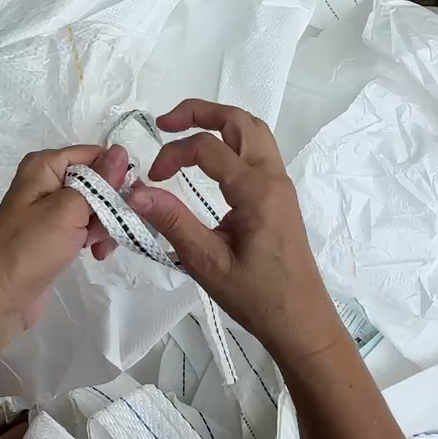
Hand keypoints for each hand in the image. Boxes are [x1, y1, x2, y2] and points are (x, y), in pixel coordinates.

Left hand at [0, 144, 128, 334]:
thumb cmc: (30, 249)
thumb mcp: (67, 210)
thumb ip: (97, 181)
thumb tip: (120, 149)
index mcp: (44, 165)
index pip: (94, 155)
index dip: (115, 175)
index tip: (129, 201)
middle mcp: (46, 179)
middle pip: (97, 180)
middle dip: (109, 206)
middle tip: (104, 229)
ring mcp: (49, 207)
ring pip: (95, 205)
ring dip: (104, 226)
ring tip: (96, 247)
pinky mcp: (54, 231)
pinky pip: (85, 224)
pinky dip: (94, 237)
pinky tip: (95, 254)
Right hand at [128, 100, 347, 366]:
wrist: (303, 326)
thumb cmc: (257, 297)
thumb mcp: (207, 263)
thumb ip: (172, 221)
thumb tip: (135, 191)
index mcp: (256, 190)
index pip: (207, 147)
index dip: (172, 153)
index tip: (152, 178)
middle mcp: (272, 177)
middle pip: (239, 120)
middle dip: (199, 112)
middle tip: (164, 123)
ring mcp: (280, 184)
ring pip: (252, 130)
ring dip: (218, 121)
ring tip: (184, 131)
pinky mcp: (279, 195)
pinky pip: (257, 149)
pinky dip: (230, 139)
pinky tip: (210, 158)